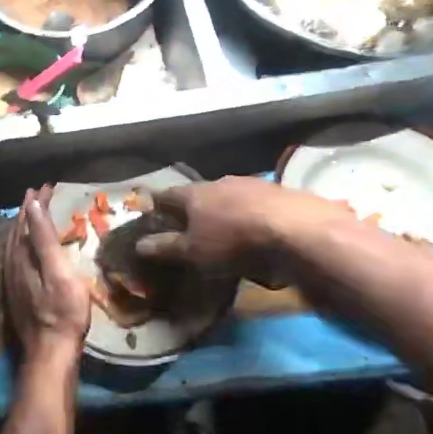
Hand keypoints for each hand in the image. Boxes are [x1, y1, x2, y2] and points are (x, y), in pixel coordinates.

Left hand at [4, 186, 91, 377]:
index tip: (45, 186)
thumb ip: (44, 239)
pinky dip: (25, 242)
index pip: (26, 220)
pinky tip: (30, 248)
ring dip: (25, 225)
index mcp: (22, 256)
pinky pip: (17, 256)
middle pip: (18, 230)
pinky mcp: (18, 292)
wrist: (51, 351)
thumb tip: (32, 205)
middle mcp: (13, 264)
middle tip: (39, 194)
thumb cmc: (62, 311)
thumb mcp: (59, 271)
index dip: (35, 202)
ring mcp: (14, 279)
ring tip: (33, 214)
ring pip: (15, 243)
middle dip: (28, 210)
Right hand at [137, 177, 351, 286]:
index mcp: (193, 194)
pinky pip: (254, 202)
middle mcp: (219, 182)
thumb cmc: (232, 240)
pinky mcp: (277, 191)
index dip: (157, 204)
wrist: (293, 227)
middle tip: (190, 225)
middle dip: (193, 207)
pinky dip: (249, 213)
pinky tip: (255, 229)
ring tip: (225, 228)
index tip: (153, 213)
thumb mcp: (194, 252)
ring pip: (228, 195)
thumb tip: (139, 245)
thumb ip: (166, 247)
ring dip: (223, 209)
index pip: (166, 194)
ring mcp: (250, 183)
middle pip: (199, 193)